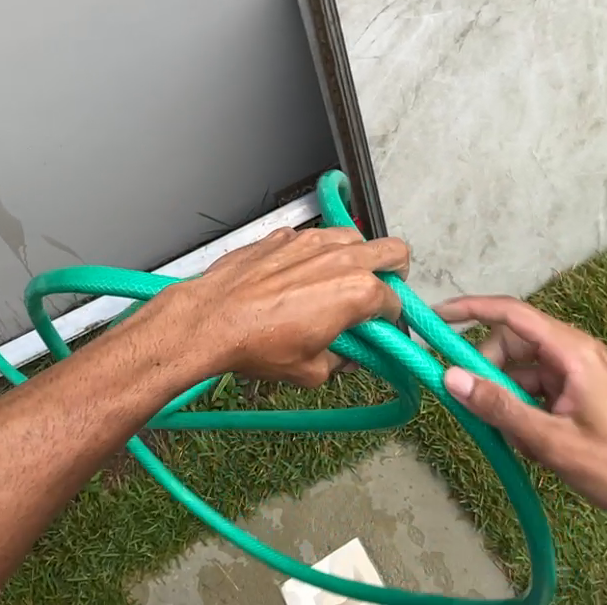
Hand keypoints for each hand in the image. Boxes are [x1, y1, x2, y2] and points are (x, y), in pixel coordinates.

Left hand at [150, 226, 406, 386]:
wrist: (212, 319)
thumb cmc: (258, 344)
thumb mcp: (311, 371)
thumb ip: (339, 360)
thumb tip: (344, 355)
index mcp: (356, 292)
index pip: (394, 300)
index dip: (390, 317)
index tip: (379, 326)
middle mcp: (339, 258)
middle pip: (392, 251)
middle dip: (394, 270)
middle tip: (381, 289)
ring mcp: (310, 241)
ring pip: (353, 236)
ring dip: (356, 255)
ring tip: (341, 279)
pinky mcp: (283, 235)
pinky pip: (313, 237)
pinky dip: (315, 252)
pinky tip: (300, 274)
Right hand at [436, 296, 606, 522]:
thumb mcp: (553, 443)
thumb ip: (499, 408)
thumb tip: (449, 377)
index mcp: (572, 351)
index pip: (511, 312)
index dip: (469, 309)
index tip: (435, 317)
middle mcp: (574, 351)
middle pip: (511, 343)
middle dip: (487, 371)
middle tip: (471, 404)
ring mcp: (578, 373)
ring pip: (521, 369)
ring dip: (506, 397)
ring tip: (511, 437)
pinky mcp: (580, 393)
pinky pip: (536, 388)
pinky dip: (523, 408)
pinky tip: (528, 442)